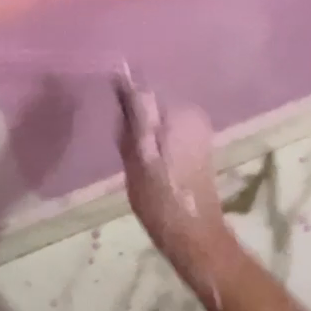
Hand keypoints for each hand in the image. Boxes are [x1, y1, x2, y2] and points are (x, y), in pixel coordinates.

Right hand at [115, 83, 226, 260]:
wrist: (193, 234)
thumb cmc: (160, 197)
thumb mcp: (137, 154)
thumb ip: (134, 112)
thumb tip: (124, 75)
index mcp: (179, 110)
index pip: (142, 86)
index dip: (123, 100)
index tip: (112, 120)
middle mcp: (193, 112)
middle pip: (150, 101)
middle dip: (132, 116)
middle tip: (122, 145)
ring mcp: (198, 128)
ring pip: (156, 116)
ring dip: (141, 128)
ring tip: (131, 154)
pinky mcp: (197, 143)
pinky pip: (165, 129)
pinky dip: (153, 138)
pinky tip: (146, 160)